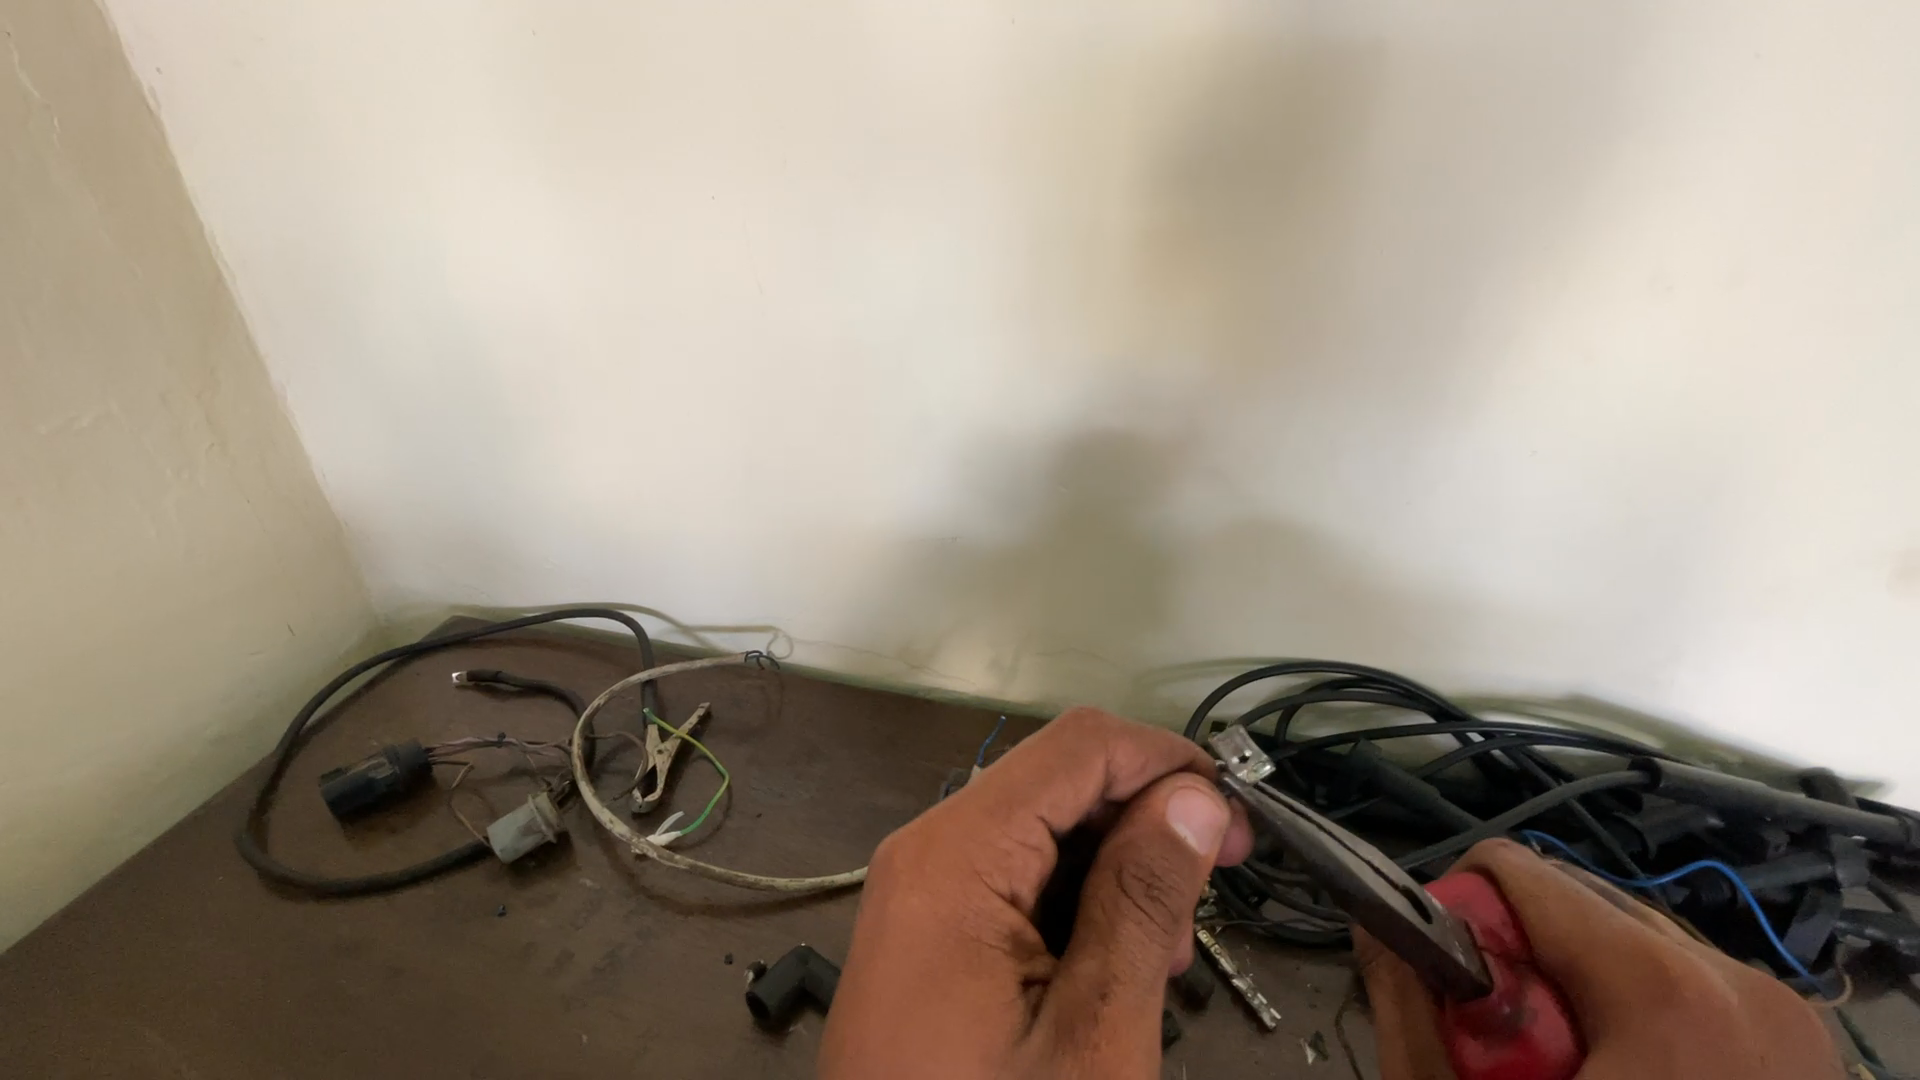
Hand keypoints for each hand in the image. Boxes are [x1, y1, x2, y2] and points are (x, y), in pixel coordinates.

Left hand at [819, 707, 1252, 1078]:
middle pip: (1058, 777)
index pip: (1077, 745)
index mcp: (957, 853)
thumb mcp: (1090, 1035)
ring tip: (1167, 946)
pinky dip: (1079, 894)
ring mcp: (926, 883)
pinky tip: (1116, 956)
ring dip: (1118, 861)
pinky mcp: (932, 921)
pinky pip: (1018, 871)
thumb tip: (1195, 799)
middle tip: (1212, 887)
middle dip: (1144, 814)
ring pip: (1045, 822)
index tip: (1236, 821)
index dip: (1164, 761)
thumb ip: (1141, 900)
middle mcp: (931, 846)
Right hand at [1357, 838, 1846, 1079]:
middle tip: (1507, 1036)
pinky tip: (1625, 1070)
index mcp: (1659, 988)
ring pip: (1627, 929)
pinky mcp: (1807, 1043)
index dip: (1459, 912)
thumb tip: (1374, 923)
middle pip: (1571, 896)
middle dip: (1520, 949)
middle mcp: (1736, 981)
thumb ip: (1409, 1007)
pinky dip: (1635, 1002)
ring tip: (1573, 1063)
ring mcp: (1786, 1016)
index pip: (1514, 870)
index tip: (1454, 984)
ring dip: (1577, 974)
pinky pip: (1685, 973)